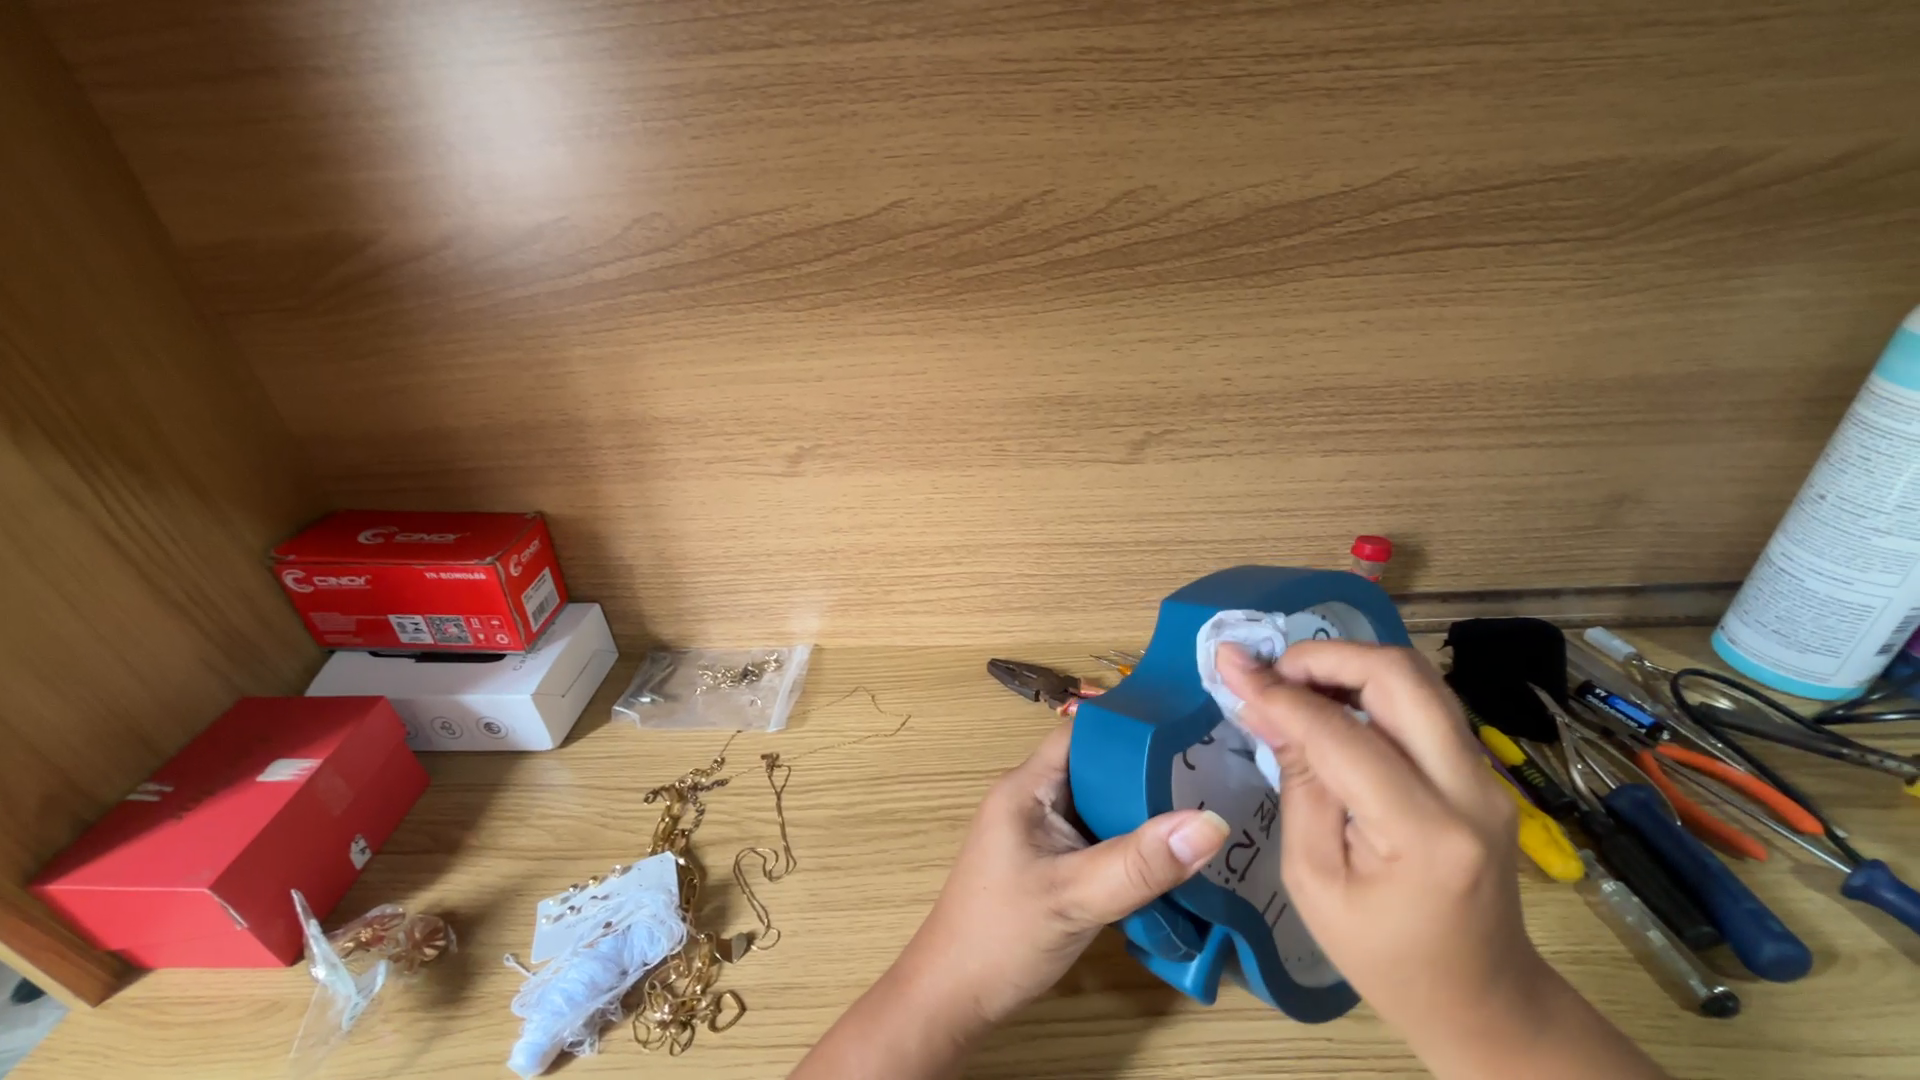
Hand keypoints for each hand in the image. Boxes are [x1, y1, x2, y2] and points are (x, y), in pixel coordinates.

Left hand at [902, 720, 1230, 1029]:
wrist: (954, 999)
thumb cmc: (1002, 937)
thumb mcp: (1076, 896)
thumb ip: (1141, 863)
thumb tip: (1214, 822)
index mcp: (1026, 786)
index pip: (1083, 734)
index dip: (1132, 728)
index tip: (1189, 729)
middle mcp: (1034, 799)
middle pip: (1099, 769)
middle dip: (1150, 772)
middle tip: (1216, 772)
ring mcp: (1042, 834)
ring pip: (1103, 806)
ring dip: (1145, 812)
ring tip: (1211, 808)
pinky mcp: (1053, 865)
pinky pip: (1100, 839)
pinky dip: (1133, 845)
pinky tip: (1175, 856)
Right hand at [1218, 641, 1543, 1040]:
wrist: (1481, 997)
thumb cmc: (1383, 954)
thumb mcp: (1313, 878)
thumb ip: (1297, 783)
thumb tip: (1262, 705)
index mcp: (1425, 833)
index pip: (1342, 733)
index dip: (1278, 691)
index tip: (1228, 663)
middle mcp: (1471, 789)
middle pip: (1401, 676)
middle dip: (1326, 655)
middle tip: (1270, 669)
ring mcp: (1487, 777)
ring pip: (1418, 678)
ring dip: (1348, 665)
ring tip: (1292, 682)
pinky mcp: (1482, 772)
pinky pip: (1424, 703)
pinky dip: (1370, 687)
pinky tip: (1328, 704)